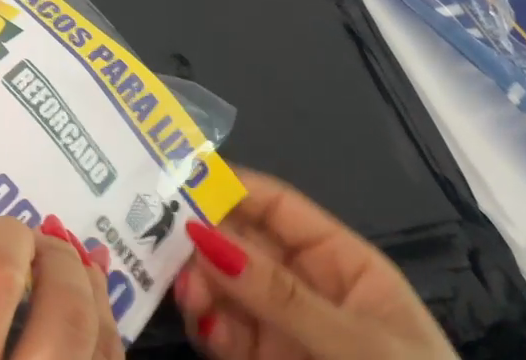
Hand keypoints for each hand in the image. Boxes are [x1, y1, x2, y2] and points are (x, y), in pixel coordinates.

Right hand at [172, 170, 456, 359]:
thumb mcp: (359, 345)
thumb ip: (282, 296)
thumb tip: (204, 236)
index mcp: (343, 264)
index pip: (276, 207)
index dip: (229, 188)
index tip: (176, 181)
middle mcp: (306, 287)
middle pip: (240, 245)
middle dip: (202, 241)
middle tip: (165, 243)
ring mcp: (284, 329)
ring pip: (224, 288)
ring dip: (199, 285)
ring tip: (188, 295)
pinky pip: (225, 333)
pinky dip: (208, 327)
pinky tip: (206, 330)